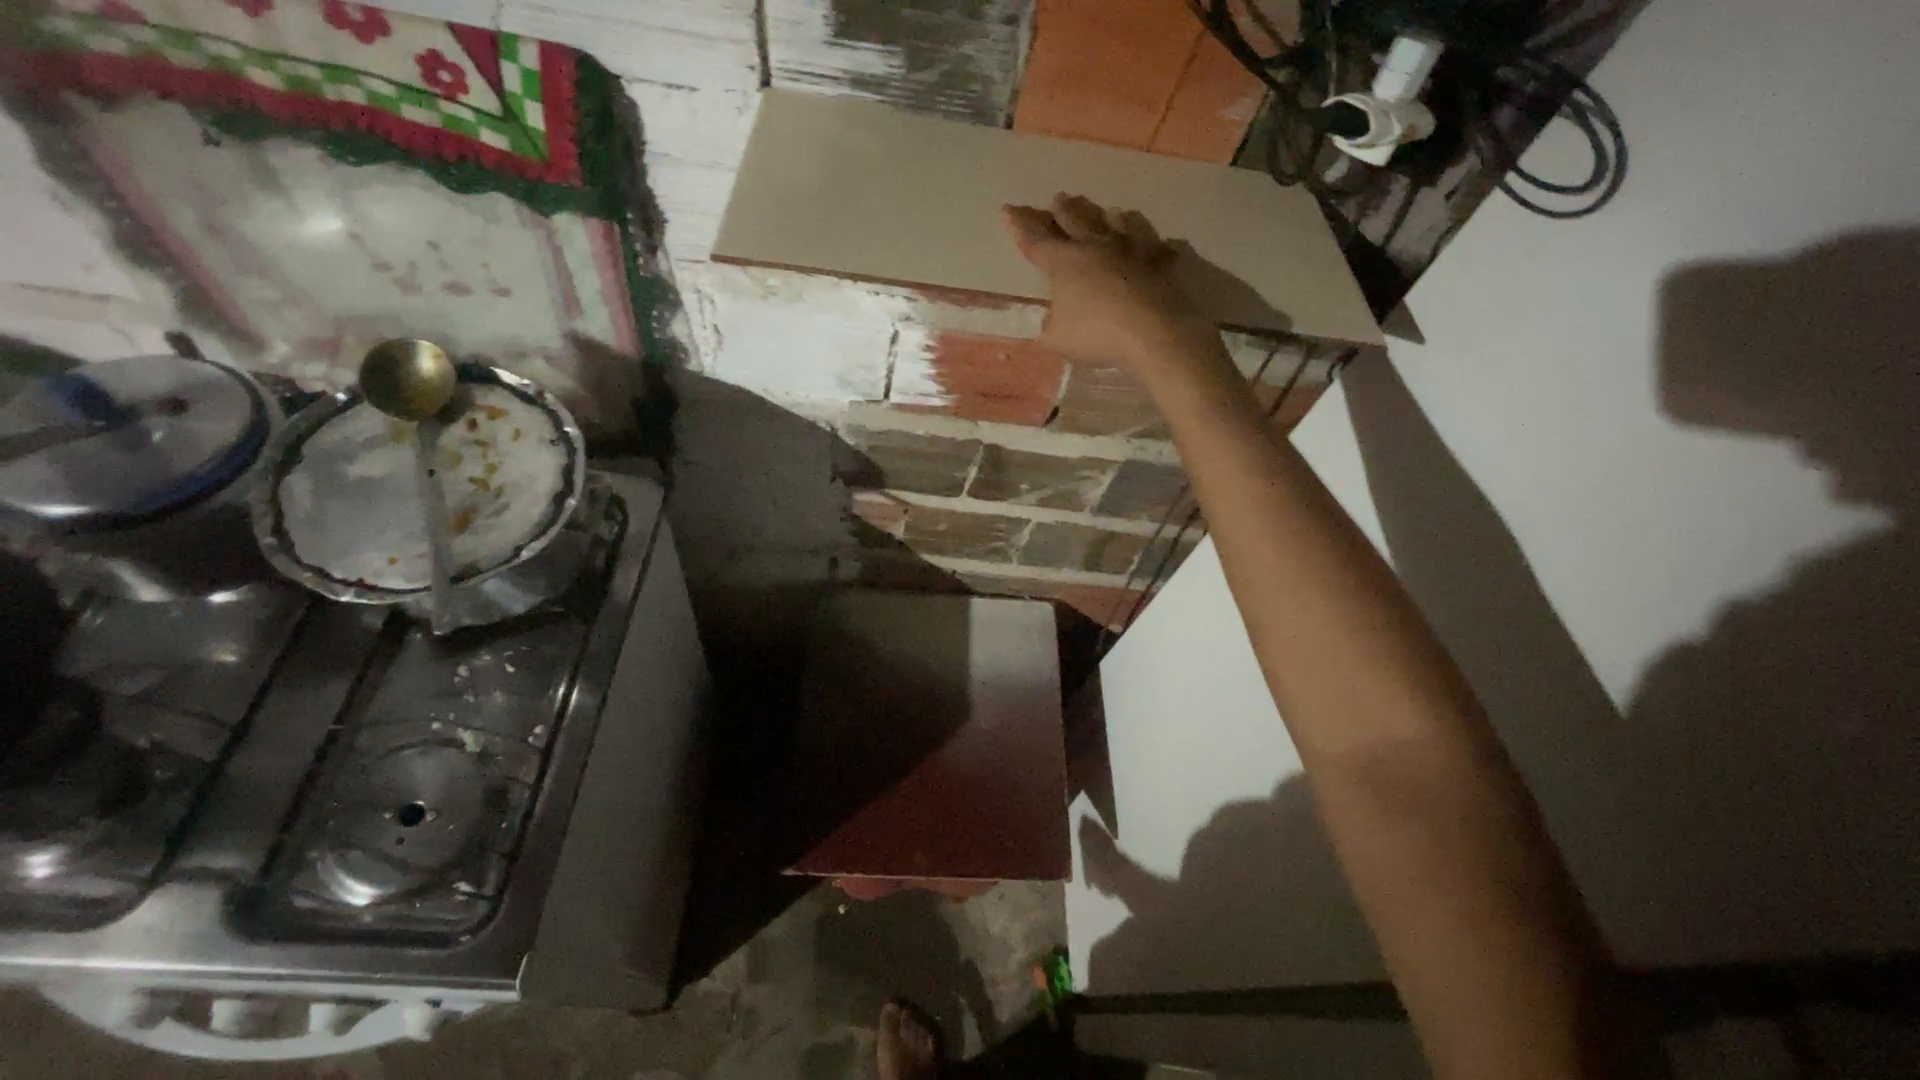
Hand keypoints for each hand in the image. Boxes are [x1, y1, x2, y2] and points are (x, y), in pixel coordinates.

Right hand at [1001, 194, 1220, 371]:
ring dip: (1104, 216)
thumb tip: (1052, 318)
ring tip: (1106, 210)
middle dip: (1061, 211)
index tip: (1007, 210)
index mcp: (1064, 262)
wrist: (1153, 332)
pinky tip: (1156, 239)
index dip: (1019, 227)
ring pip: (1115, 223)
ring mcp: (1130, 251)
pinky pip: (1153, 245)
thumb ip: (1050, 326)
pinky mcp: (1158, 262)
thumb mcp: (1056, 339)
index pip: (1035, 240)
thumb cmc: (1096, 334)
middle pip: (1075, 221)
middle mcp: (1095, 247)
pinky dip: (1150, 241)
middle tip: (1057, 198)